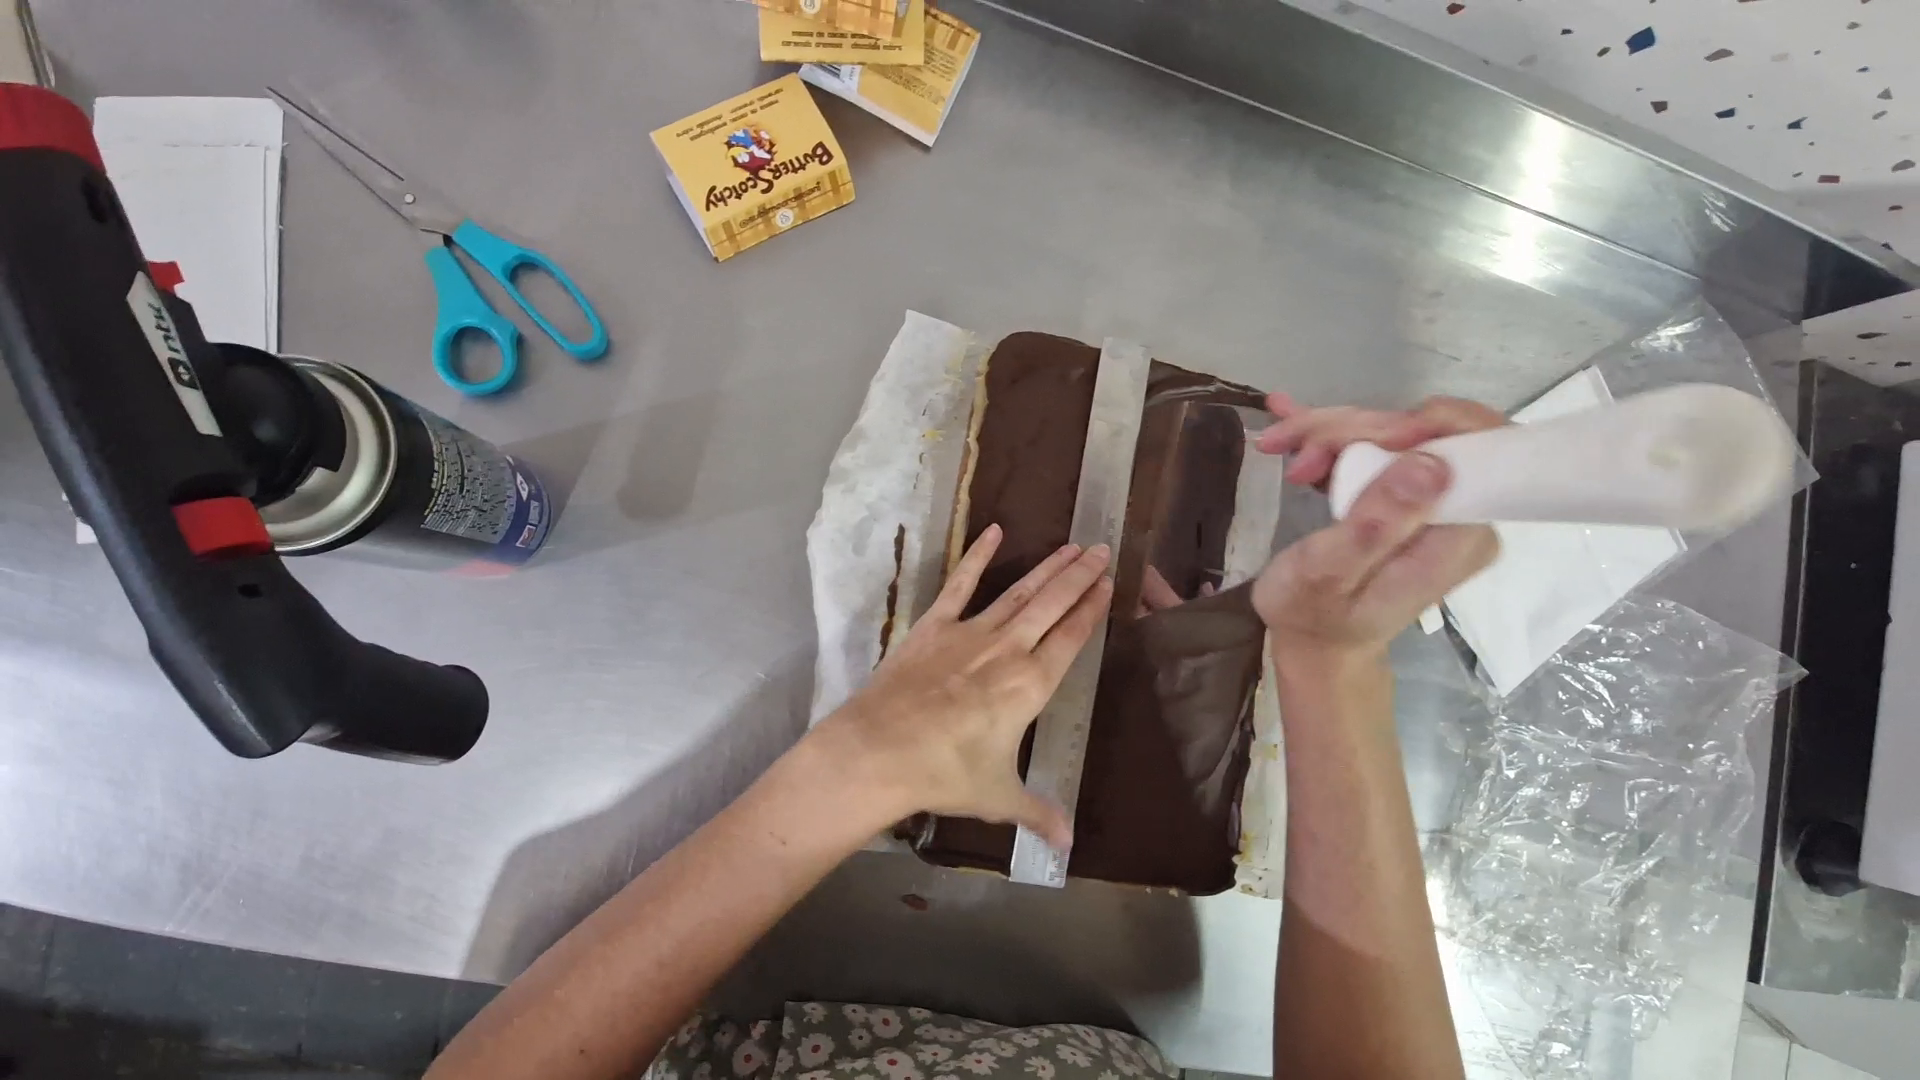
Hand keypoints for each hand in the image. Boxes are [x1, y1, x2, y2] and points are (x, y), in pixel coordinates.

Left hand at [814, 525, 1112, 849]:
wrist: (880, 752)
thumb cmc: (944, 774)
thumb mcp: (998, 796)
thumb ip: (1038, 813)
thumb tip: (1069, 845)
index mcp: (1031, 686)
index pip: (1072, 638)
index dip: (1092, 609)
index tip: (1109, 583)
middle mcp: (1008, 650)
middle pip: (1052, 605)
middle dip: (1079, 576)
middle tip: (1101, 548)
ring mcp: (970, 633)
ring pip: (1018, 591)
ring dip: (1046, 568)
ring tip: (1069, 545)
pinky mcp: (934, 626)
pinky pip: (959, 583)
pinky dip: (977, 556)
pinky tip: (994, 531)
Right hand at [1251, 395, 1502, 662]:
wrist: (1314, 641)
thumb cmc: (1312, 615)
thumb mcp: (1329, 572)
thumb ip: (1377, 523)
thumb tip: (1431, 463)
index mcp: (1458, 535)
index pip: (1472, 445)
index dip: (1415, 425)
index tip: (1352, 440)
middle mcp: (1464, 512)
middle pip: (1423, 432)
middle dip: (1349, 430)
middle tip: (1285, 445)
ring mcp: (1440, 504)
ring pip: (1395, 434)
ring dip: (1330, 434)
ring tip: (1276, 446)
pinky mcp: (1414, 499)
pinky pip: (1382, 449)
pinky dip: (1333, 436)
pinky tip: (1292, 420)